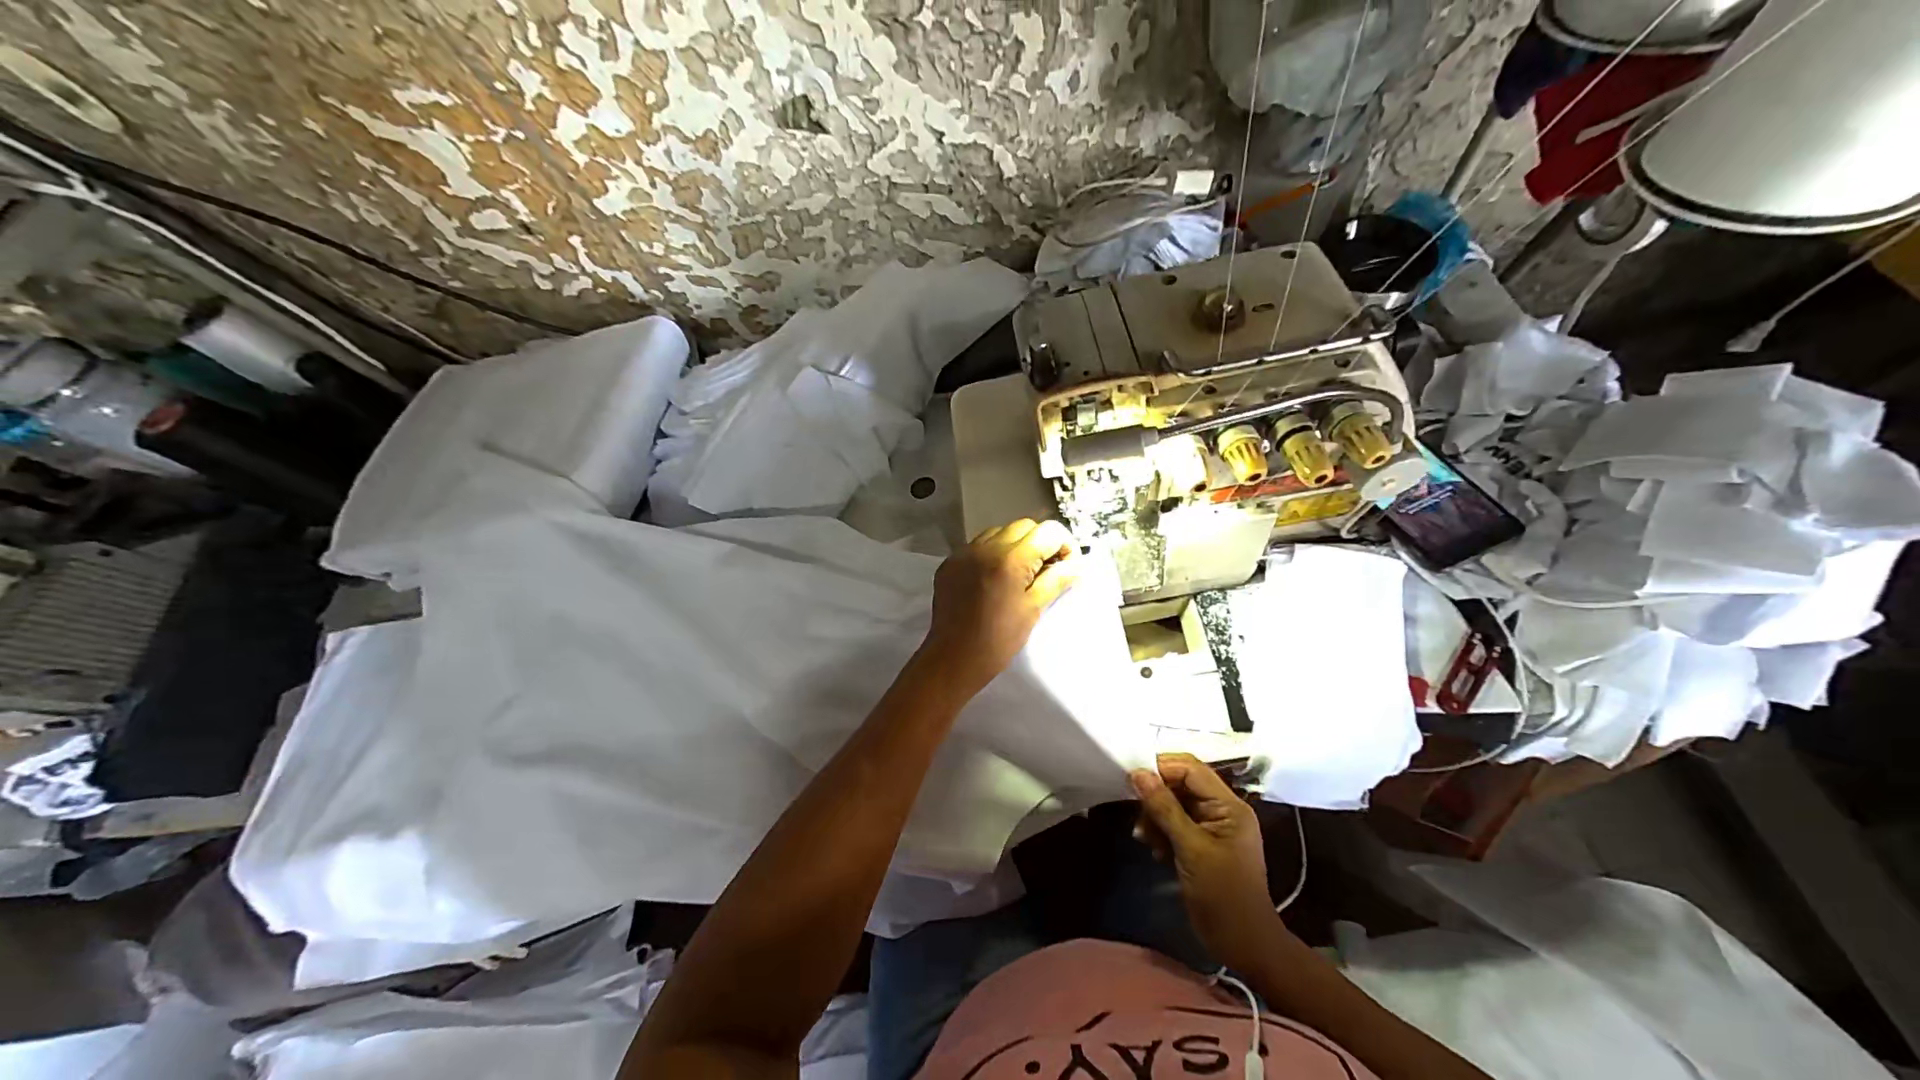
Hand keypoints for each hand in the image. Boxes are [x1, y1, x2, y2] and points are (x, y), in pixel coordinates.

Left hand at [918, 519, 1080, 699]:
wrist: (953, 658)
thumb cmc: (999, 639)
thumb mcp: (1034, 608)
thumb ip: (1057, 579)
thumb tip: (1076, 564)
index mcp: (1010, 559)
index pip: (1048, 531)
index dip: (1064, 545)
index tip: (1066, 567)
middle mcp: (985, 547)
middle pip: (1024, 526)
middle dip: (1040, 543)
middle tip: (1045, 571)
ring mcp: (964, 553)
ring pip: (999, 532)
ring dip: (1015, 545)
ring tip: (1019, 575)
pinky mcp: (949, 563)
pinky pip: (977, 546)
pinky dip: (992, 554)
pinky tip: (994, 579)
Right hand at [1132, 753, 1285, 971]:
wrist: (1242, 944)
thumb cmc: (1222, 894)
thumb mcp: (1191, 848)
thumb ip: (1164, 808)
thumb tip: (1139, 774)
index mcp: (1229, 806)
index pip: (1192, 769)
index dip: (1163, 768)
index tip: (1133, 778)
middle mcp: (1222, 812)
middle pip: (1182, 786)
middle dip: (1156, 797)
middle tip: (1138, 817)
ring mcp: (1212, 830)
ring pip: (1175, 806)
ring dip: (1156, 817)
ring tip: (1144, 838)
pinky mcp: (1201, 847)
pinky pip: (1175, 826)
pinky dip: (1161, 833)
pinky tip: (1154, 850)